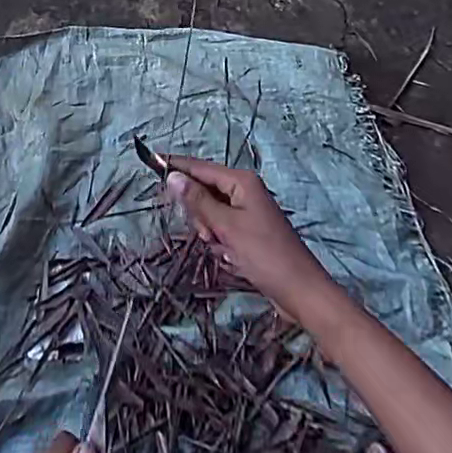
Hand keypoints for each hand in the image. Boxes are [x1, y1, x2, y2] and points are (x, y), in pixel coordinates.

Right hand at [164, 156, 340, 321]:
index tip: (150, 161)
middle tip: (206, 233)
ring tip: (219, 246)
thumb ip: (197, 201)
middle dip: (197, 211)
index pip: (200, 167)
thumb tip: (172, 176)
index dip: (176, 166)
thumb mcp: (226, 227)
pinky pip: (221, 225)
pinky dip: (218, 237)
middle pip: (203, 188)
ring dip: (208, 228)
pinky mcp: (248, 229)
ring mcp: (247, 210)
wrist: (301, 291)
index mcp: (241, 181)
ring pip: (210, 210)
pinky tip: (227, 253)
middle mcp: (244, 190)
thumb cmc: (265, 255)